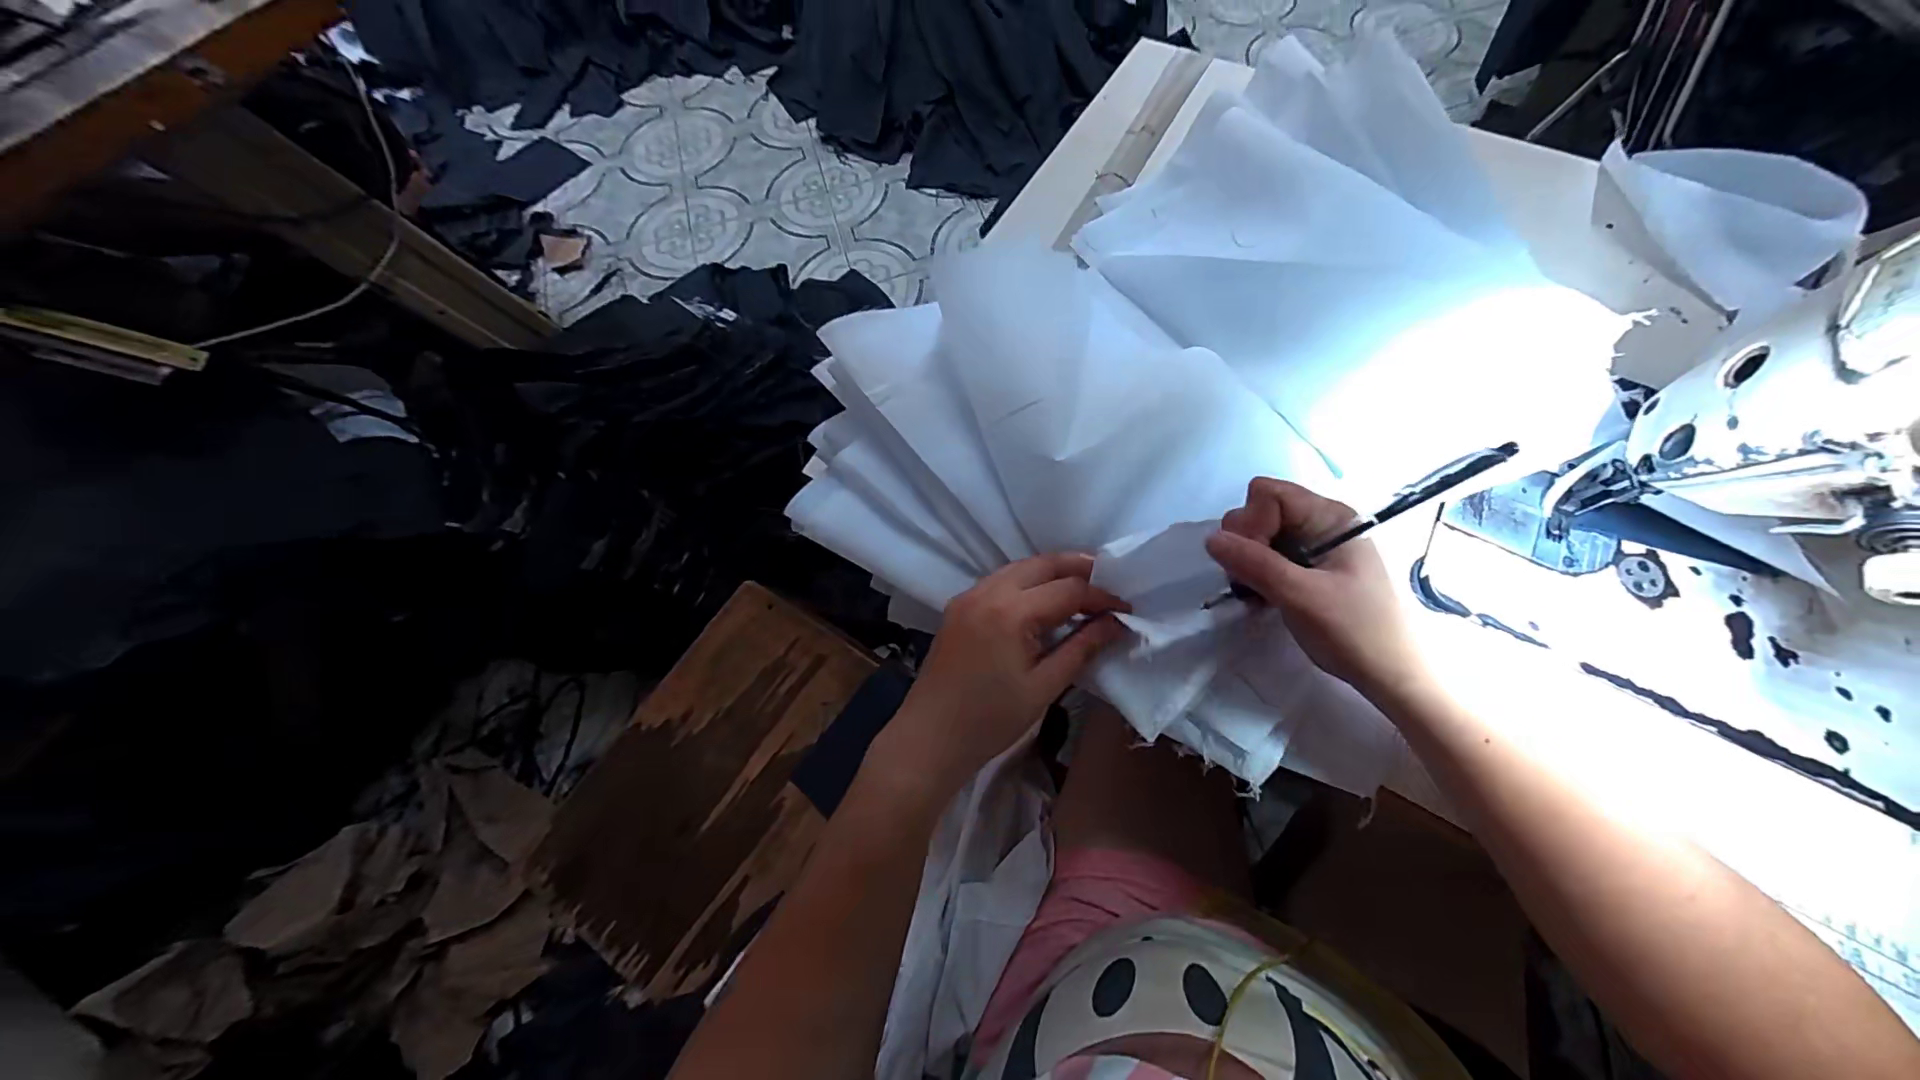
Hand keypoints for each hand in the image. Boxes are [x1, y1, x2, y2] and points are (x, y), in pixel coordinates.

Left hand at [871, 554, 1128, 798]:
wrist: (929, 737)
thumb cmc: (990, 720)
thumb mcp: (1044, 686)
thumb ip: (1082, 647)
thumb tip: (1116, 623)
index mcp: (1010, 611)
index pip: (1068, 589)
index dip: (1102, 596)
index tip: (1127, 610)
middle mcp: (987, 592)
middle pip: (1042, 564)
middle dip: (1079, 569)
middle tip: (1110, 584)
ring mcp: (968, 596)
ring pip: (1019, 568)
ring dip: (1052, 573)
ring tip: (1082, 591)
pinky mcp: (958, 607)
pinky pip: (1000, 581)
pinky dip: (1027, 582)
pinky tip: (1044, 602)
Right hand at [1204, 478, 1431, 702]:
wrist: (1392, 675)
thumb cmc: (1354, 631)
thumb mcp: (1301, 596)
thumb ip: (1255, 564)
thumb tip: (1211, 539)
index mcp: (1330, 518)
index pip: (1268, 494)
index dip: (1250, 522)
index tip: (1252, 562)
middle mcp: (1321, 523)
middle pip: (1259, 510)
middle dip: (1244, 542)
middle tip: (1250, 580)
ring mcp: (1314, 546)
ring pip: (1259, 535)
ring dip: (1246, 561)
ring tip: (1255, 593)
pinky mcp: (1307, 568)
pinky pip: (1267, 555)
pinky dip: (1255, 573)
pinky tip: (1260, 596)